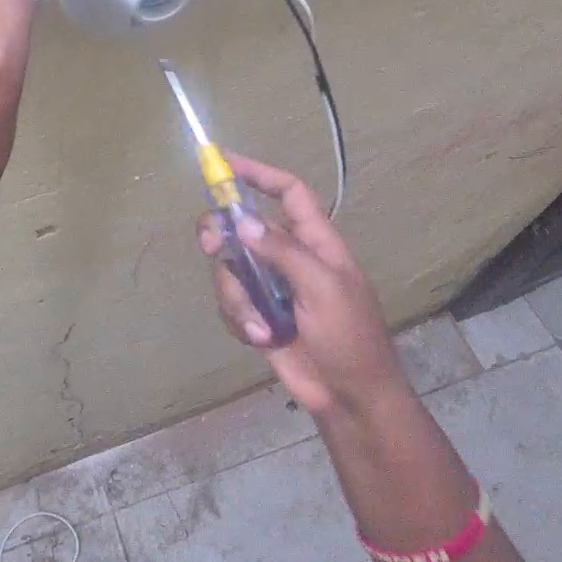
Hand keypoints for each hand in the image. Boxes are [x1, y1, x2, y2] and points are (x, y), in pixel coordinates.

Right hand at [198, 153, 409, 416]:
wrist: (351, 398)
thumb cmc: (350, 338)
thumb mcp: (323, 288)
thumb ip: (283, 252)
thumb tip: (243, 222)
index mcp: (315, 241)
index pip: (288, 192)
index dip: (259, 173)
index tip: (225, 163)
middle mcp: (288, 256)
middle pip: (243, 226)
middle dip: (222, 234)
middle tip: (211, 246)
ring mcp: (271, 286)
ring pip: (230, 268)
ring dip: (237, 297)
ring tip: (260, 327)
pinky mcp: (257, 314)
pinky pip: (230, 301)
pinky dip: (239, 319)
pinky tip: (260, 338)